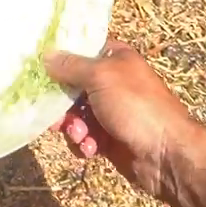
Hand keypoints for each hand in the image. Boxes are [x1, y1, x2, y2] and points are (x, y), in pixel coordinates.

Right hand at [44, 40, 199, 201]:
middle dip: (62, 102)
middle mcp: (111, 82)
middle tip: (55, 115)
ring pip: (75, 113)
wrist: (167, 155)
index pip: (80, 50)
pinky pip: (84, 136)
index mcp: (114, 58)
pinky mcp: (109, 138)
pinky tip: (90, 149)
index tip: (39, 67)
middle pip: (73, 85)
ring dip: (73, 126)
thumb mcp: (100, 76)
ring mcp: (110, 111)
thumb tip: (46, 55)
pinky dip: (83, 142)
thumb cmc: (136, 105)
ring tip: (81, 136)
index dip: (60, 58)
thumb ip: (71, 66)